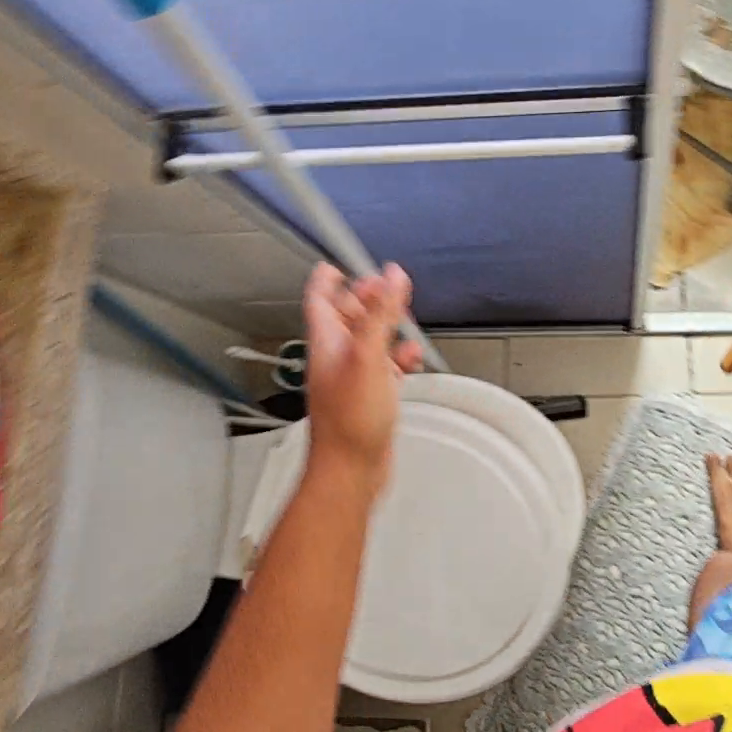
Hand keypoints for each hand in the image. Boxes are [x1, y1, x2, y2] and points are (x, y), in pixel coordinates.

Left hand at [301, 262, 423, 497]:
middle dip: (367, 297)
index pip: (321, 298)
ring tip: (403, 313)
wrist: (351, 470)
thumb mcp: (367, 356)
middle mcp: (336, 356)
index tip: (343, 261)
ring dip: (386, 324)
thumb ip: (380, 314)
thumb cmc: (350, 421)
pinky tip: (410, 356)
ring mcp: (352, 376)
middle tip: (386, 283)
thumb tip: (391, 276)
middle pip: (347, 314)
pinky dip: (398, 356)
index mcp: (327, 341)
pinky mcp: (369, 395)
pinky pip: (384, 365)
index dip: (330, 278)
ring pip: (368, 338)